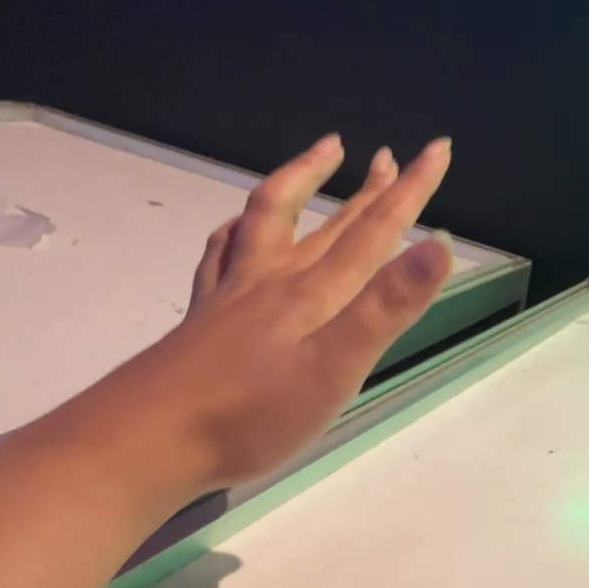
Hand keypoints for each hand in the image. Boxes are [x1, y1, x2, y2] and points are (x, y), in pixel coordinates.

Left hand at [83, 133, 453, 498]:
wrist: (150, 438)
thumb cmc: (254, 413)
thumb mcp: (336, 367)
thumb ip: (386, 308)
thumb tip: (437, 247)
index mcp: (315, 294)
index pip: (375, 232)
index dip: (411, 191)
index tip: (438, 149)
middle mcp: (277, 280)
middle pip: (333, 223)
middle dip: (371, 188)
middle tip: (394, 154)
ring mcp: (237, 294)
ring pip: (275, 220)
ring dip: (303, 182)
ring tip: (323, 154)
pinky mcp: (208, 316)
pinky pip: (225, 251)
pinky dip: (241, 227)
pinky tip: (241, 227)